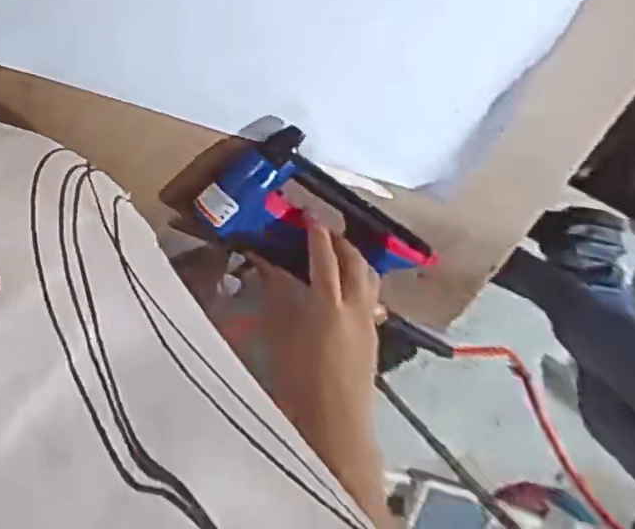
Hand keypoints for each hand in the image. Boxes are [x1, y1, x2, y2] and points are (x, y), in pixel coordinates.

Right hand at [259, 223, 387, 513]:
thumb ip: (276, 289)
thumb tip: (264, 260)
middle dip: (341, 242)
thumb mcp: (279, 326)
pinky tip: (340, 284)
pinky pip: (367, 298)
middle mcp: (355, 309)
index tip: (307, 212)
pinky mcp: (370, 338)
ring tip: (333, 248)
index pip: (325, 257)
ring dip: (353, 260)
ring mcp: (367, 324)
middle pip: (357, 265)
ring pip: (368, 281)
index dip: (316, 233)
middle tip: (321, 225)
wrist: (332, 422)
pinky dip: (356, 282)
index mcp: (329, 303)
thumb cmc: (296, 373)